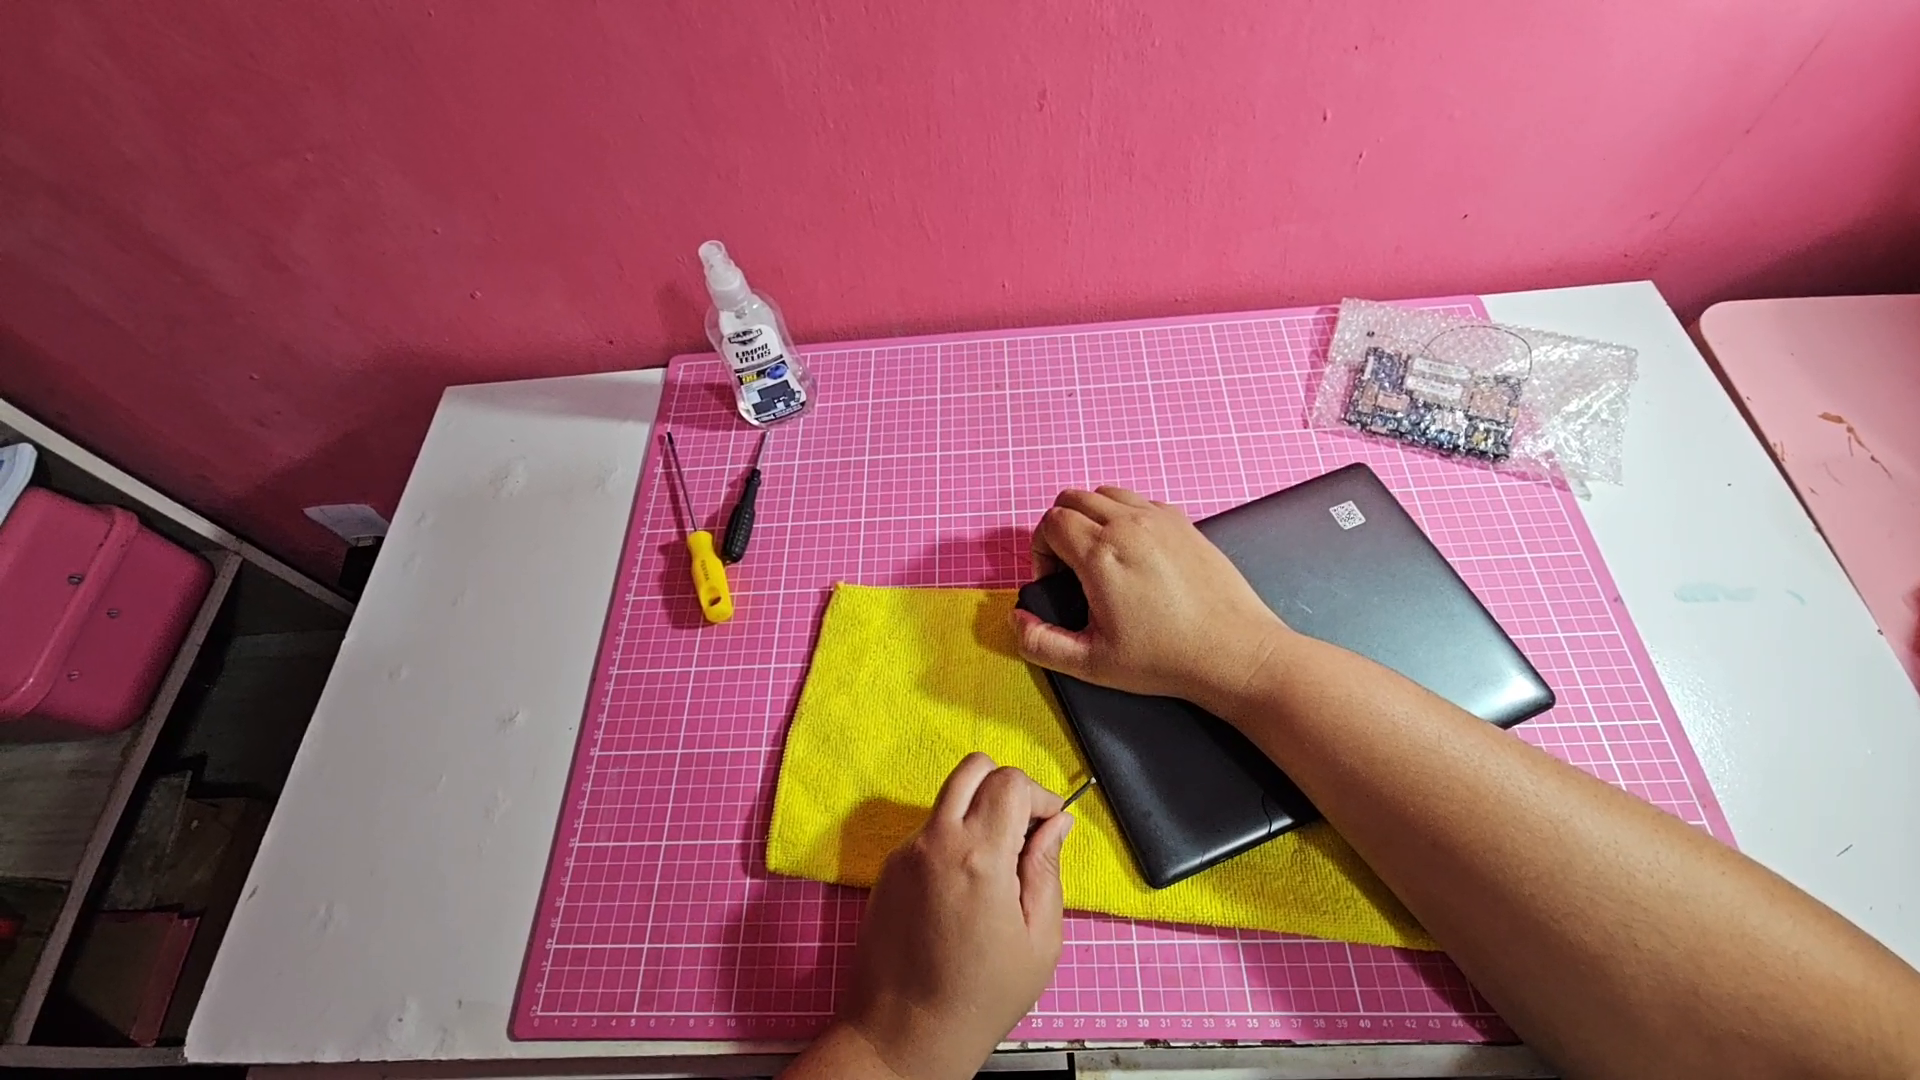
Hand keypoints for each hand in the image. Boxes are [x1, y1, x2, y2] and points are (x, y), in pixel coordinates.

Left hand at [836, 753, 1073, 1079]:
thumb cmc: (977, 997)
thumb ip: (1048, 868)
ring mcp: (907, 851)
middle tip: (1023, 826)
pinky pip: (930, 829)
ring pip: (950, 797)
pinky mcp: (890, 866)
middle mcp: (936, 842)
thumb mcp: (1039, 938)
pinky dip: (953, 838)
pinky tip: (965, 887)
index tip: (1052, 821)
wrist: (905, 1033)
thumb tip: (1056, 824)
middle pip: (974, 767)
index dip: (1040, 794)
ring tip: (996, 864)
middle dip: (1006, 784)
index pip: (1010, 781)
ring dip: (978, 811)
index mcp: (978, 857)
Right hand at [1012, 486, 1292, 711]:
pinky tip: (1133, 552)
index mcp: (1101, 554)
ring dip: (1091, 516)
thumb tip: (1017, 621)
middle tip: (1070, 566)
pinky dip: (1124, 515)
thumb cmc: (1168, 660)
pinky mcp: (1185, 523)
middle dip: (1060, 527)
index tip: (1054, 578)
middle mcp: (1129, 525)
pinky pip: (1139, 500)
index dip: (1040, 549)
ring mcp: (1160, 519)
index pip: (1050, 522)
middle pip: (1072, 498)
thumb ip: (1042, 643)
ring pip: (1105, 492)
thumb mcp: (1092, 664)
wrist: (1234, 653)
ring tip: (1100, 555)